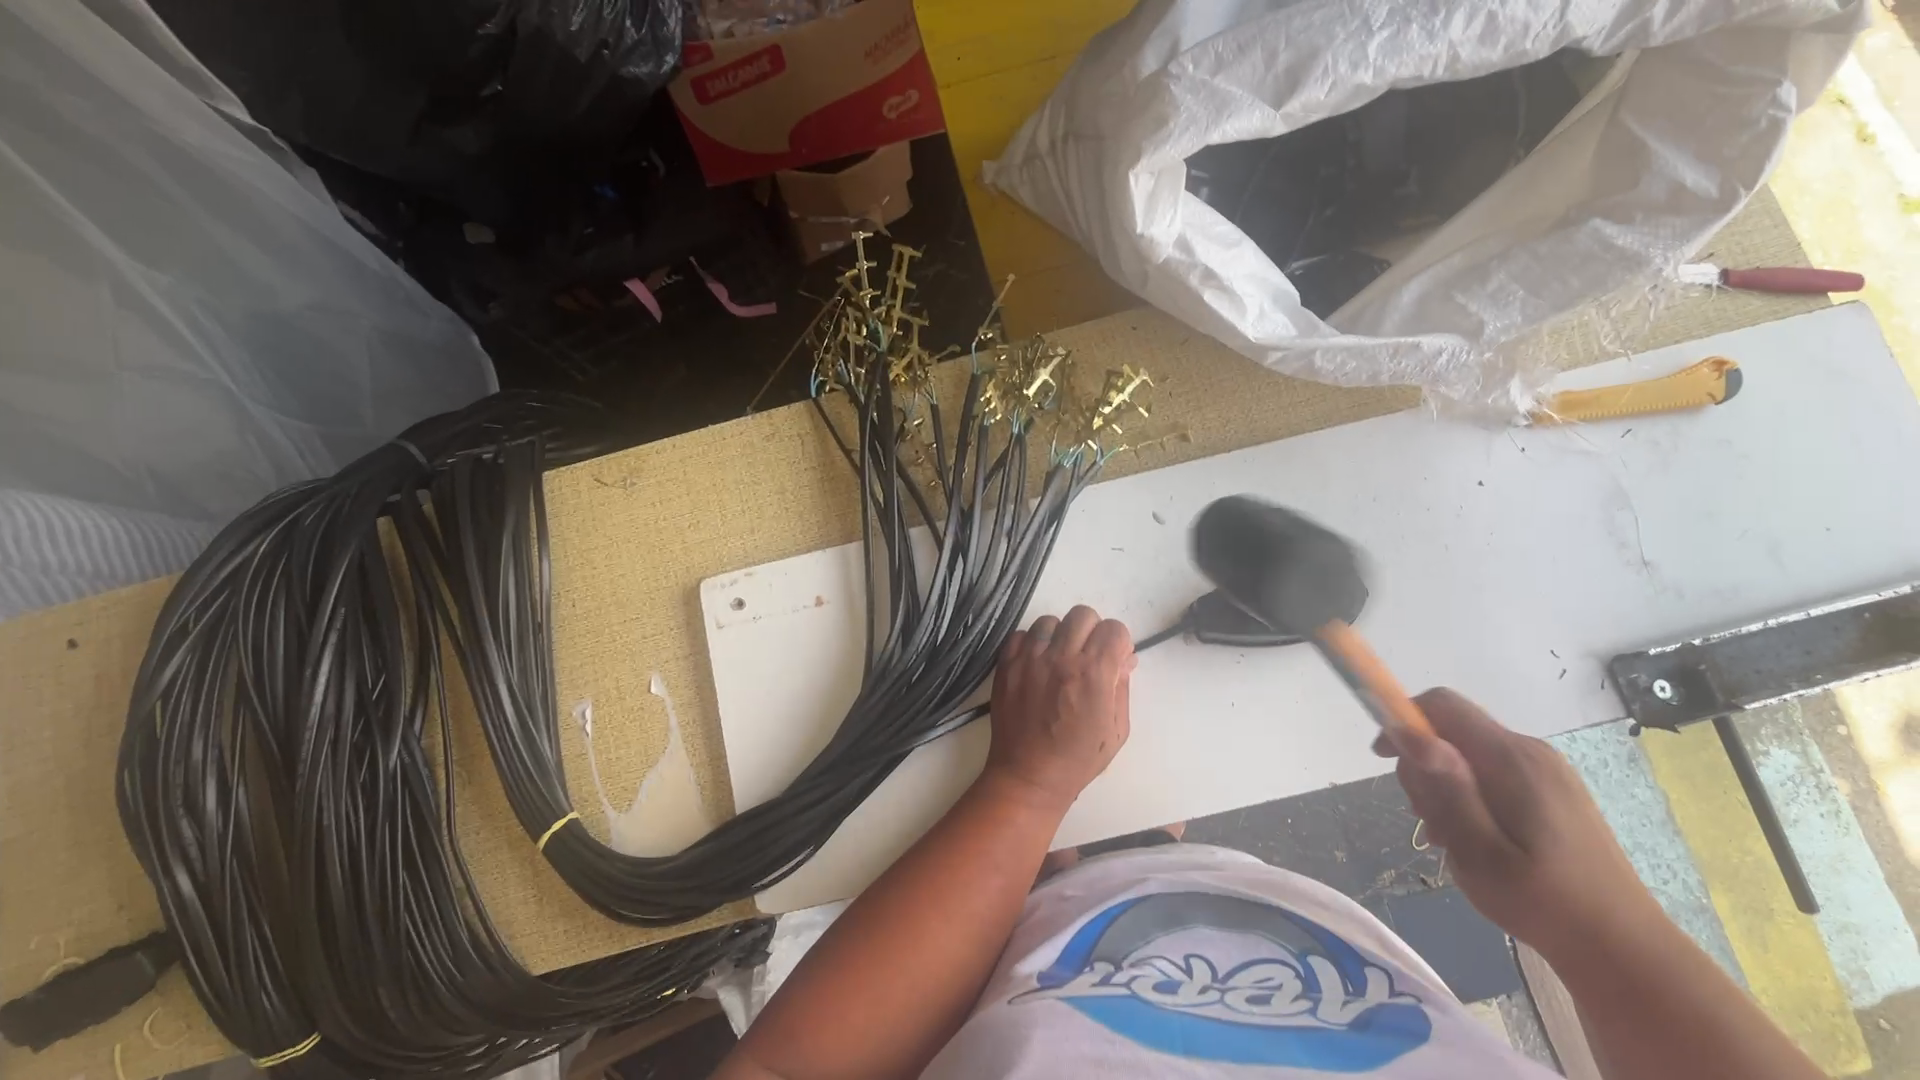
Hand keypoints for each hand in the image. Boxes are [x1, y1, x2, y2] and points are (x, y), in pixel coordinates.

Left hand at [984, 606, 1135, 809]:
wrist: (1028, 776)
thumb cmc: (1078, 759)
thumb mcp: (1117, 729)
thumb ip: (1121, 687)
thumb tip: (1123, 659)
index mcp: (1093, 673)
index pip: (1114, 629)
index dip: (1119, 642)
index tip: (1115, 657)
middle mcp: (1061, 658)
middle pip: (1083, 615)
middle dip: (1092, 632)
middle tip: (1089, 656)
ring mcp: (1030, 659)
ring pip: (1050, 621)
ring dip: (1060, 636)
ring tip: (1059, 660)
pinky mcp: (1006, 666)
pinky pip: (1020, 635)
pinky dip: (1030, 644)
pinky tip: (1036, 665)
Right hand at [1387, 688, 1662, 957]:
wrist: (1621, 945)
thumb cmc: (1541, 900)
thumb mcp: (1478, 851)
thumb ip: (1446, 788)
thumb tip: (1408, 732)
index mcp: (1512, 759)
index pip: (1442, 705)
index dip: (1402, 721)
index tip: (1383, 761)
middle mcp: (1531, 751)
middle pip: (1452, 730)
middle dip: (1424, 768)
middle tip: (1428, 823)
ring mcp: (1547, 770)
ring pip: (1469, 755)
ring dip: (1445, 787)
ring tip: (1454, 840)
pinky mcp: (1554, 789)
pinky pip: (1493, 773)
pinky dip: (1470, 796)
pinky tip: (1479, 840)